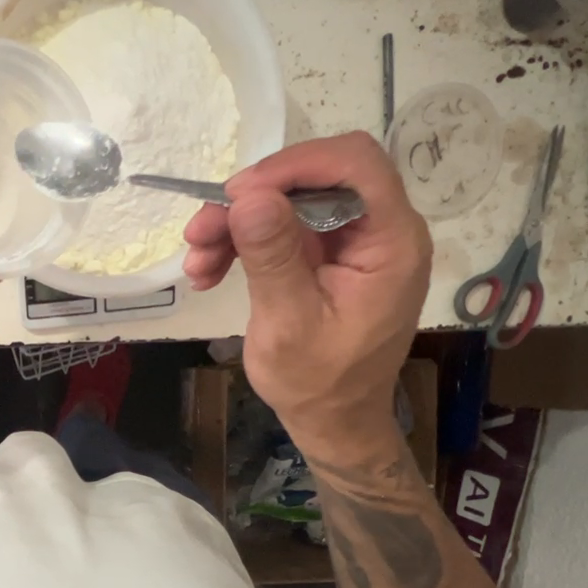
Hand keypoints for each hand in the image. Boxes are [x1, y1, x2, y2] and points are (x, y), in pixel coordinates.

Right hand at [183, 132, 432, 460]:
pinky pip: (283, 231)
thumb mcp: (288, 324)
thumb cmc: (317, 384)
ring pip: (292, 203)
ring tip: (196, 261)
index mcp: (391, 243)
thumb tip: (250, 197)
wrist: (331, 421)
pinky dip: (244, 243)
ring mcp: (352, 244)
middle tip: (202, 229)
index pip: (355, 166)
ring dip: (238, 224)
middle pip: (317, 179)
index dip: (294, 166)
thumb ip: (273, 258)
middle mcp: (379, 232)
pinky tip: (209, 271)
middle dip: (254, 199)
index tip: (237, 194)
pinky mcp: (326, 257)